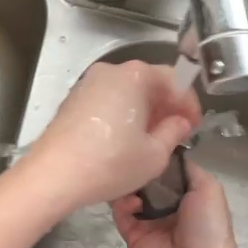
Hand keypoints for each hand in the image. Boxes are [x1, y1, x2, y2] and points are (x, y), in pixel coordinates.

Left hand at [17, 61, 201, 214]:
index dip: (188, 104)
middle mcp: (109, 72)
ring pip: (125, 93)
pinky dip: (120, 116)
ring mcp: (87, 85)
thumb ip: (173, 133)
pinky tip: (123, 141)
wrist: (53, 175)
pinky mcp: (72, 101)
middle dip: (165, 107)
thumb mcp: (154, 154)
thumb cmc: (109, 163)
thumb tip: (179, 123)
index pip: (173, 80)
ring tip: (151, 140)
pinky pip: (106, 102)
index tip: (193, 125)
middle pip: (147, 83)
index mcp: (135, 76)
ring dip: (142, 112)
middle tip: (175, 133)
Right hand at [113, 162, 238, 247]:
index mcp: (185, 195)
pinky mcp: (131, 234)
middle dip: (138, 168)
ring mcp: (147, 220)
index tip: (145, 140)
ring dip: (127, 184)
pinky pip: (120, 213)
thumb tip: (168, 153)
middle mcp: (165, 206)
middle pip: (145, 181)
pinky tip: (131, 201)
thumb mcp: (208, 188)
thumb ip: (187, 168)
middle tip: (131, 156)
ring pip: (129, 195)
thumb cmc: (208, 226)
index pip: (164, 171)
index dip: (156, 156)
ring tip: (127, 176)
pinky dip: (122, 203)